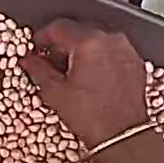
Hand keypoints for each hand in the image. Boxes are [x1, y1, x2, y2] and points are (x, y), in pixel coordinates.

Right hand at [18, 19, 149, 147]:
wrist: (122, 136)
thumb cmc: (92, 117)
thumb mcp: (55, 93)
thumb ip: (39, 70)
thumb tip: (29, 60)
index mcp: (89, 43)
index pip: (59, 27)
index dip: (43, 35)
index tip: (37, 44)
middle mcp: (110, 40)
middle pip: (79, 30)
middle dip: (62, 42)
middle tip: (50, 59)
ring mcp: (125, 50)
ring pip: (97, 39)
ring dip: (81, 49)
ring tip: (71, 70)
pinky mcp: (134, 62)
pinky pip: (111, 50)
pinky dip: (98, 57)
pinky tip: (90, 75)